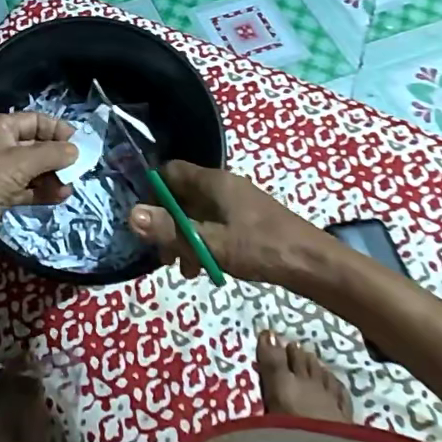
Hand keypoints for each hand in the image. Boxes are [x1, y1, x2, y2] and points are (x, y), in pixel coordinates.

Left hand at [0, 112, 77, 246]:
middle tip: (79, 167)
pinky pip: (27, 187)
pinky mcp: (0, 192)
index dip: (58, 130)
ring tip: (71, 186)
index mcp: (0, 126)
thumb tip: (76, 151)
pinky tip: (60, 196)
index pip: (36, 120)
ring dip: (53, 176)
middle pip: (36, 145)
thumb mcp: (24, 161)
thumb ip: (54, 154)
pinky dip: (43, 190)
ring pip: (33, 168)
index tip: (79, 143)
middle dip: (58, 156)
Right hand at [126, 161, 334, 285]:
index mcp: (214, 182)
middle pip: (182, 195)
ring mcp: (236, 202)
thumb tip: (131, 214)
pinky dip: (203, 242)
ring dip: (185, 238)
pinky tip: (205, 268)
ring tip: (184, 270)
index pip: (171, 171)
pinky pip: (213, 224)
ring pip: (198, 213)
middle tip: (163, 255)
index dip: (153, 191)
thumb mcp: (211, 242)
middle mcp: (223, 185)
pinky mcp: (246, 219)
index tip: (144, 220)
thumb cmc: (260, 248)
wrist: (310, 262)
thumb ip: (172, 230)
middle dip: (168, 223)